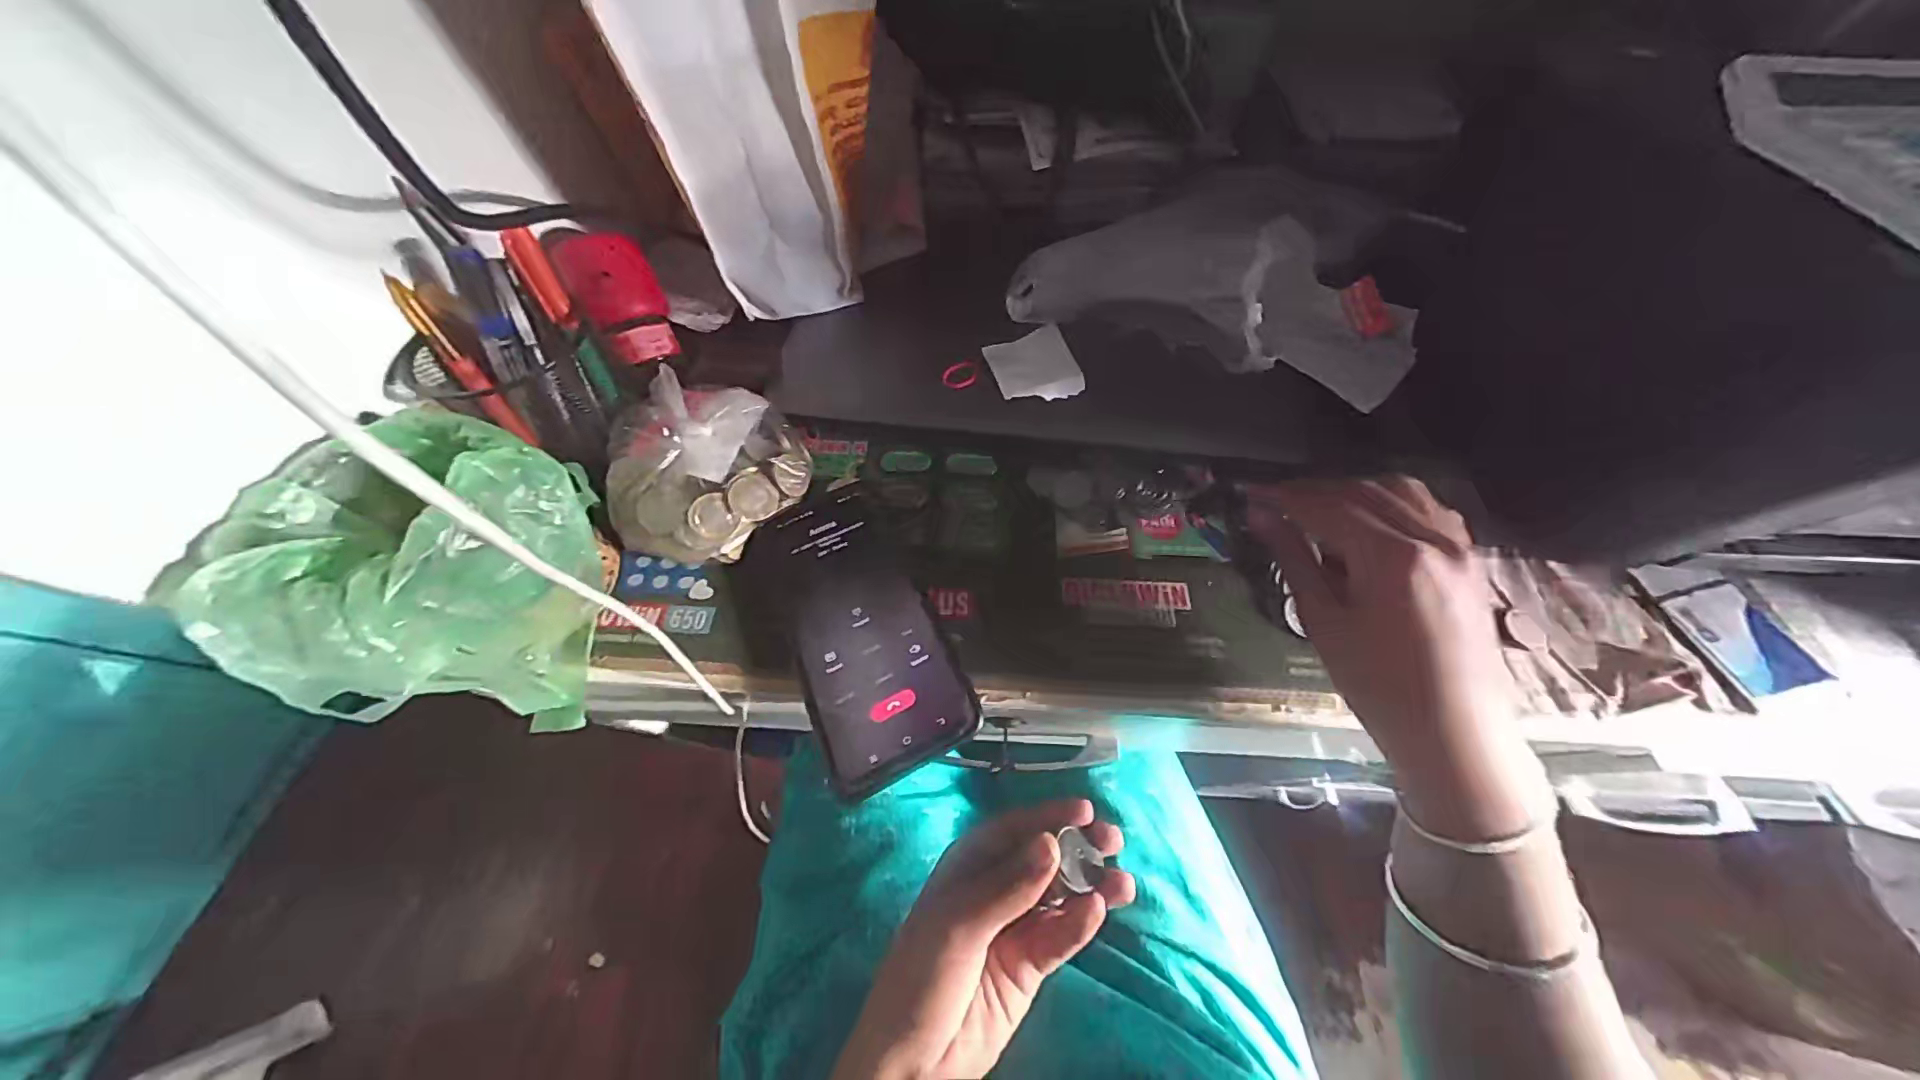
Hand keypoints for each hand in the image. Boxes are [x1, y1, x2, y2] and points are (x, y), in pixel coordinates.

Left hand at [831, 799, 1135, 1079]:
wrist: (912, 1062)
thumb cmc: (920, 977)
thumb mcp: (957, 925)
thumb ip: (1006, 887)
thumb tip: (1052, 844)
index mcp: (967, 868)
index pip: (1012, 831)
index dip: (1047, 816)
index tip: (1085, 810)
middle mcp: (994, 891)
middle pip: (1042, 860)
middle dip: (1077, 847)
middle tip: (1112, 840)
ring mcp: (1014, 929)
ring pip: (1059, 897)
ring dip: (1090, 885)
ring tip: (1122, 883)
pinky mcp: (1029, 966)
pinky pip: (1059, 937)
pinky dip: (1079, 924)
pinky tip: (1098, 911)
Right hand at [1243, 477, 1540, 838]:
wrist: (1453, 730)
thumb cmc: (1377, 684)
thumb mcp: (1324, 620)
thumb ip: (1294, 559)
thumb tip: (1262, 517)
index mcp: (1393, 557)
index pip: (1329, 506)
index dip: (1286, 496)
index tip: (1252, 494)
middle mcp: (1433, 538)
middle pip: (1363, 490)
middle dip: (1315, 491)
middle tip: (1275, 503)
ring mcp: (1459, 545)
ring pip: (1399, 490)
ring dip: (1352, 491)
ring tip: (1316, 509)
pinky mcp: (1469, 558)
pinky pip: (1427, 508)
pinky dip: (1390, 502)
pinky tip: (1367, 521)